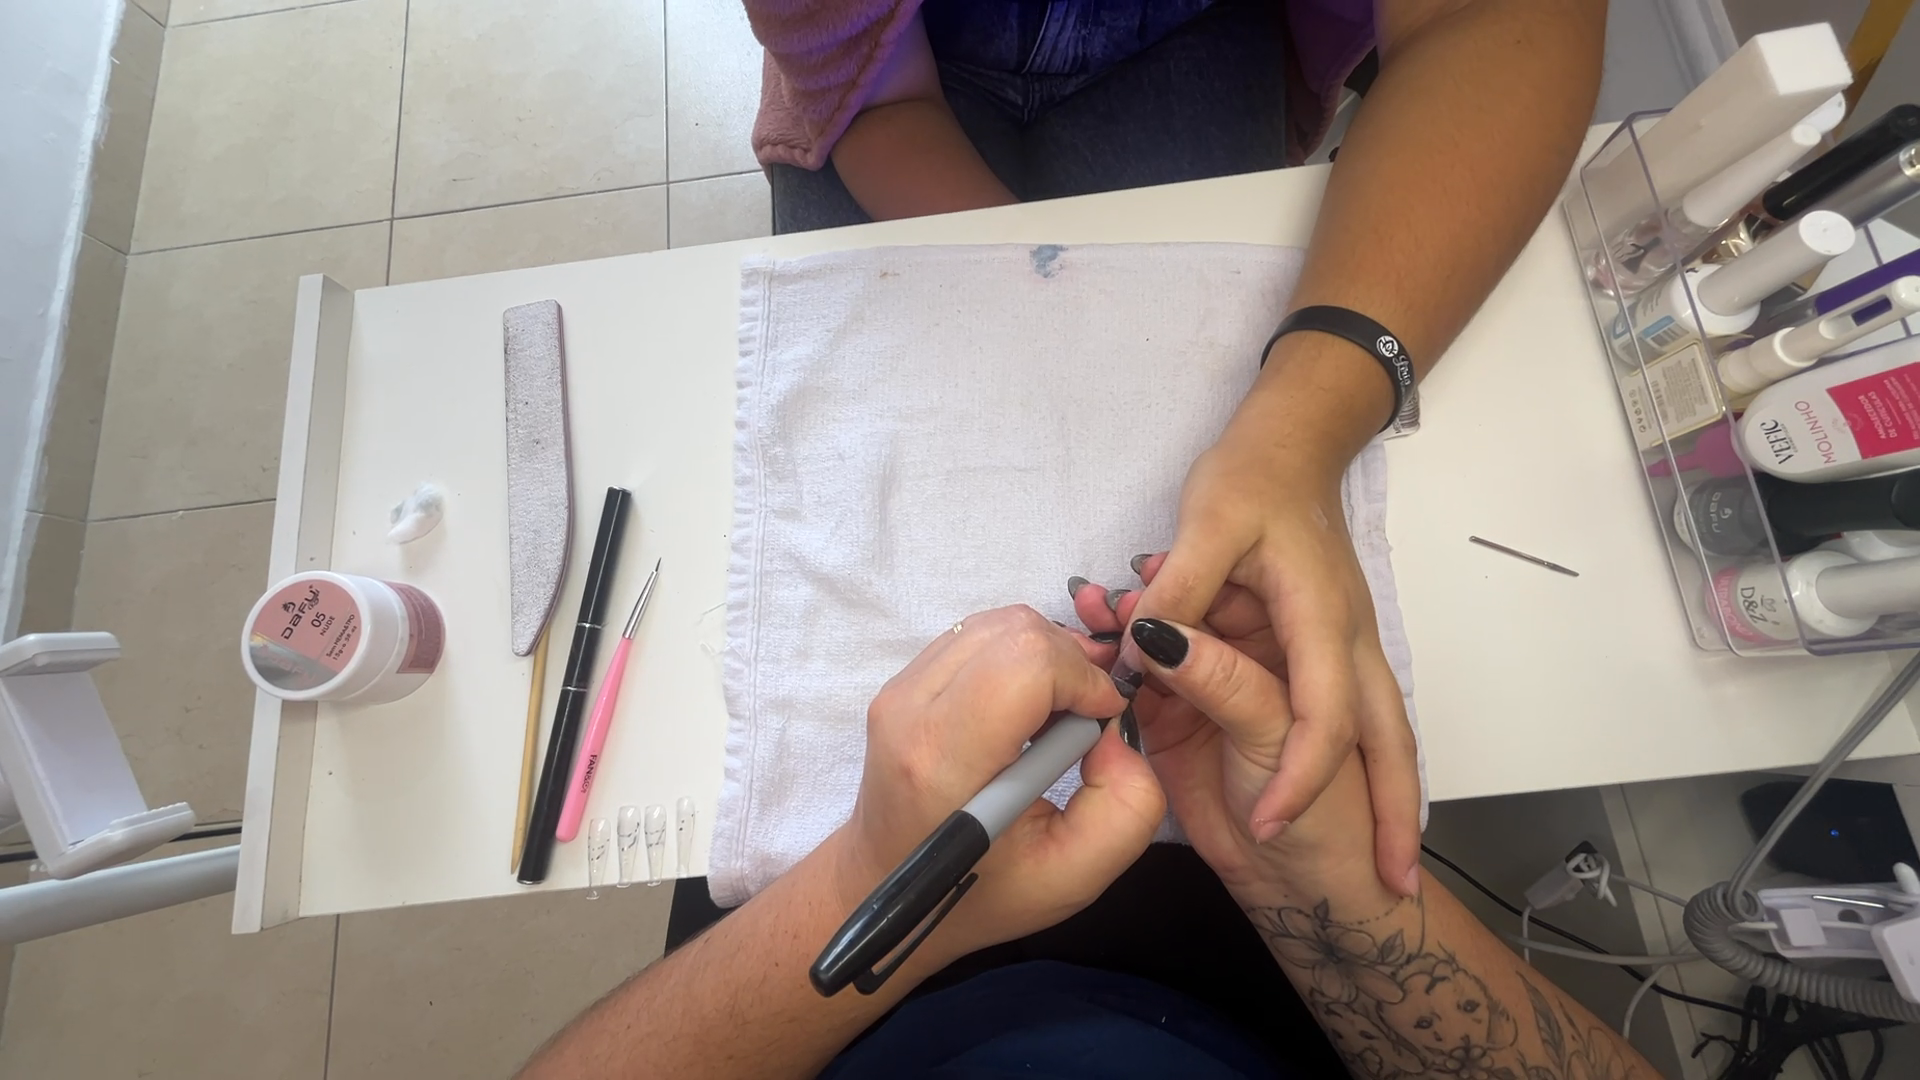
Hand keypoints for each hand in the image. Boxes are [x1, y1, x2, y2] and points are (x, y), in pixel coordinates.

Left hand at [834, 605, 1164, 966]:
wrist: (885, 882)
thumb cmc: (981, 891)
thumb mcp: (1074, 876)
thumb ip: (1128, 803)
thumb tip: (1114, 725)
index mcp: (944, 760)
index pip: (1025, 664)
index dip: (1082, 678)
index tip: (1100, 720)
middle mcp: (911, 708)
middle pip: (1015, 631)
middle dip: (1071, 661)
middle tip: (1084, 713)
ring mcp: (899, 687)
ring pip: (998, 623)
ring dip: (1046, 654)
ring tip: (1055, 710)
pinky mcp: (901, 678)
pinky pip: (977, 633)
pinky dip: (1017, 653)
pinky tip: (1024, 701)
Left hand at [1114, 409, 1420, 897]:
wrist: (1291, 443)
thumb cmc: (1252, 477)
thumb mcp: (1206, 529)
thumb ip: (1176, 593)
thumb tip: (1138, 652)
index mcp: (1319, 618)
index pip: (1322, 714)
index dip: (1300, 776)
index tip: (1268, 825)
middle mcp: (1345, 638)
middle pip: (1389, 733)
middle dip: (1393, 810)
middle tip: (1396, 886)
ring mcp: (1343, 638)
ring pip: (1382, 722)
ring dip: (1390, 790)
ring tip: (1392, 863)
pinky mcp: (1322, 636)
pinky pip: (1348, 701)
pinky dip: (1358, 749)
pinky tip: (1354, 786)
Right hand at [1116, 597, 1379, 903]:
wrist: (1299, 887)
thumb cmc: (1327, 810)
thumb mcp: (1273, 730)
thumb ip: (1222, 678)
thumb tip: (1158, 634)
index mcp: (1290, 648)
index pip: (1234, 600)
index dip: (1191, 584)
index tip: (1148, 577)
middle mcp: (1242, 659)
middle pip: (1186, 618)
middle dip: (1146, 602)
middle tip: (1105, 596)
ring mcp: (1200, 689)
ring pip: (1155, 647)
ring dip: (1121, 629)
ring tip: (1089, 608)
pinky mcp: (1164, 720)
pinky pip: (1131, 686)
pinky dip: (1108, 667)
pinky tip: (1085, 645)